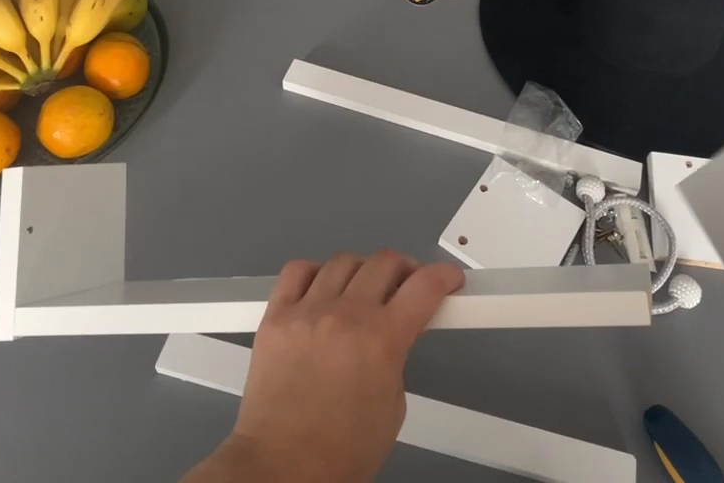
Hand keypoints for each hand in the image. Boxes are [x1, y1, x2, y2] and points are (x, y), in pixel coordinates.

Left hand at [183, 251, 464, 482]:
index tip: (448, 278)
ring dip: (363, 271)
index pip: (425, 285)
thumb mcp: (394, 404)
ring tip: (364, 290)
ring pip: (345, 261)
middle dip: (406, 271)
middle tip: (408, 286)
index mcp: (382, 339)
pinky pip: (297, 271)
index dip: (444, 276)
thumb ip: (397, 352)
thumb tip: (395, 328)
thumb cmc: (341, 451)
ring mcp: (308, 312)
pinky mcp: (276, 317)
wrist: (283, 469)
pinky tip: (322, 289)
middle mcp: (346, 316)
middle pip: (386, 262)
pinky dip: (315, 273)